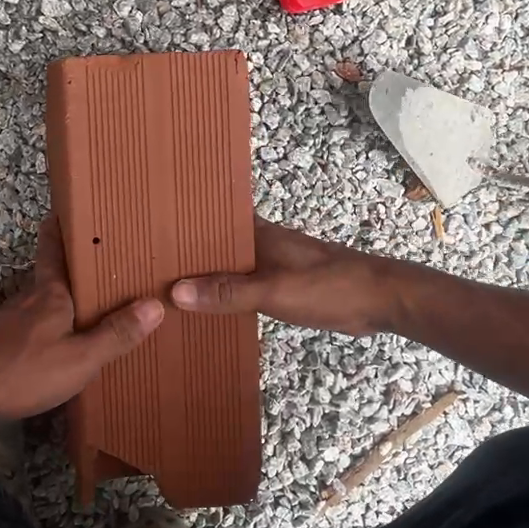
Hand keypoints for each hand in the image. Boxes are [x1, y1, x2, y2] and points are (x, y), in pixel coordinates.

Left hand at [0, 216, 164, 419]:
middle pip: (49, 272)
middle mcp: (29, 298)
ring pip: (39, 299)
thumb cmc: (23, 369)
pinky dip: (45, 322)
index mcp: (51, 294)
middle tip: (93, 254)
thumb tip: (156, 305)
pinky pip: (29, 323)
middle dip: (67, 261)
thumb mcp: (79, 359)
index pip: (54, 249)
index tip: (65, 207)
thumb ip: (115, 335)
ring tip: (83, 299)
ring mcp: (9, 319)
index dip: (59, 228)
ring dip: (59, 295)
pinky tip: (53, 339)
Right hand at [169, 217, 410, 335]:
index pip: (208, 220)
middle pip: (214, 243)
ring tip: (168, 288)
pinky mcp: (283, 283)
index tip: (146, 233)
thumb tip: (175, 292)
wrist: (382, 300)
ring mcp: (272, 262)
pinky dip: (226, 291)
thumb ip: (226, 293)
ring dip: (206, 274)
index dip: (180, 226)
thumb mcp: (272, 291)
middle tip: (146, 265)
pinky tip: (210, 307)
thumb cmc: (327, 286)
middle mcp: (260, 241)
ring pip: (229, 264)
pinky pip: (243, 283)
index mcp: (255, 232)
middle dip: (186, 253)